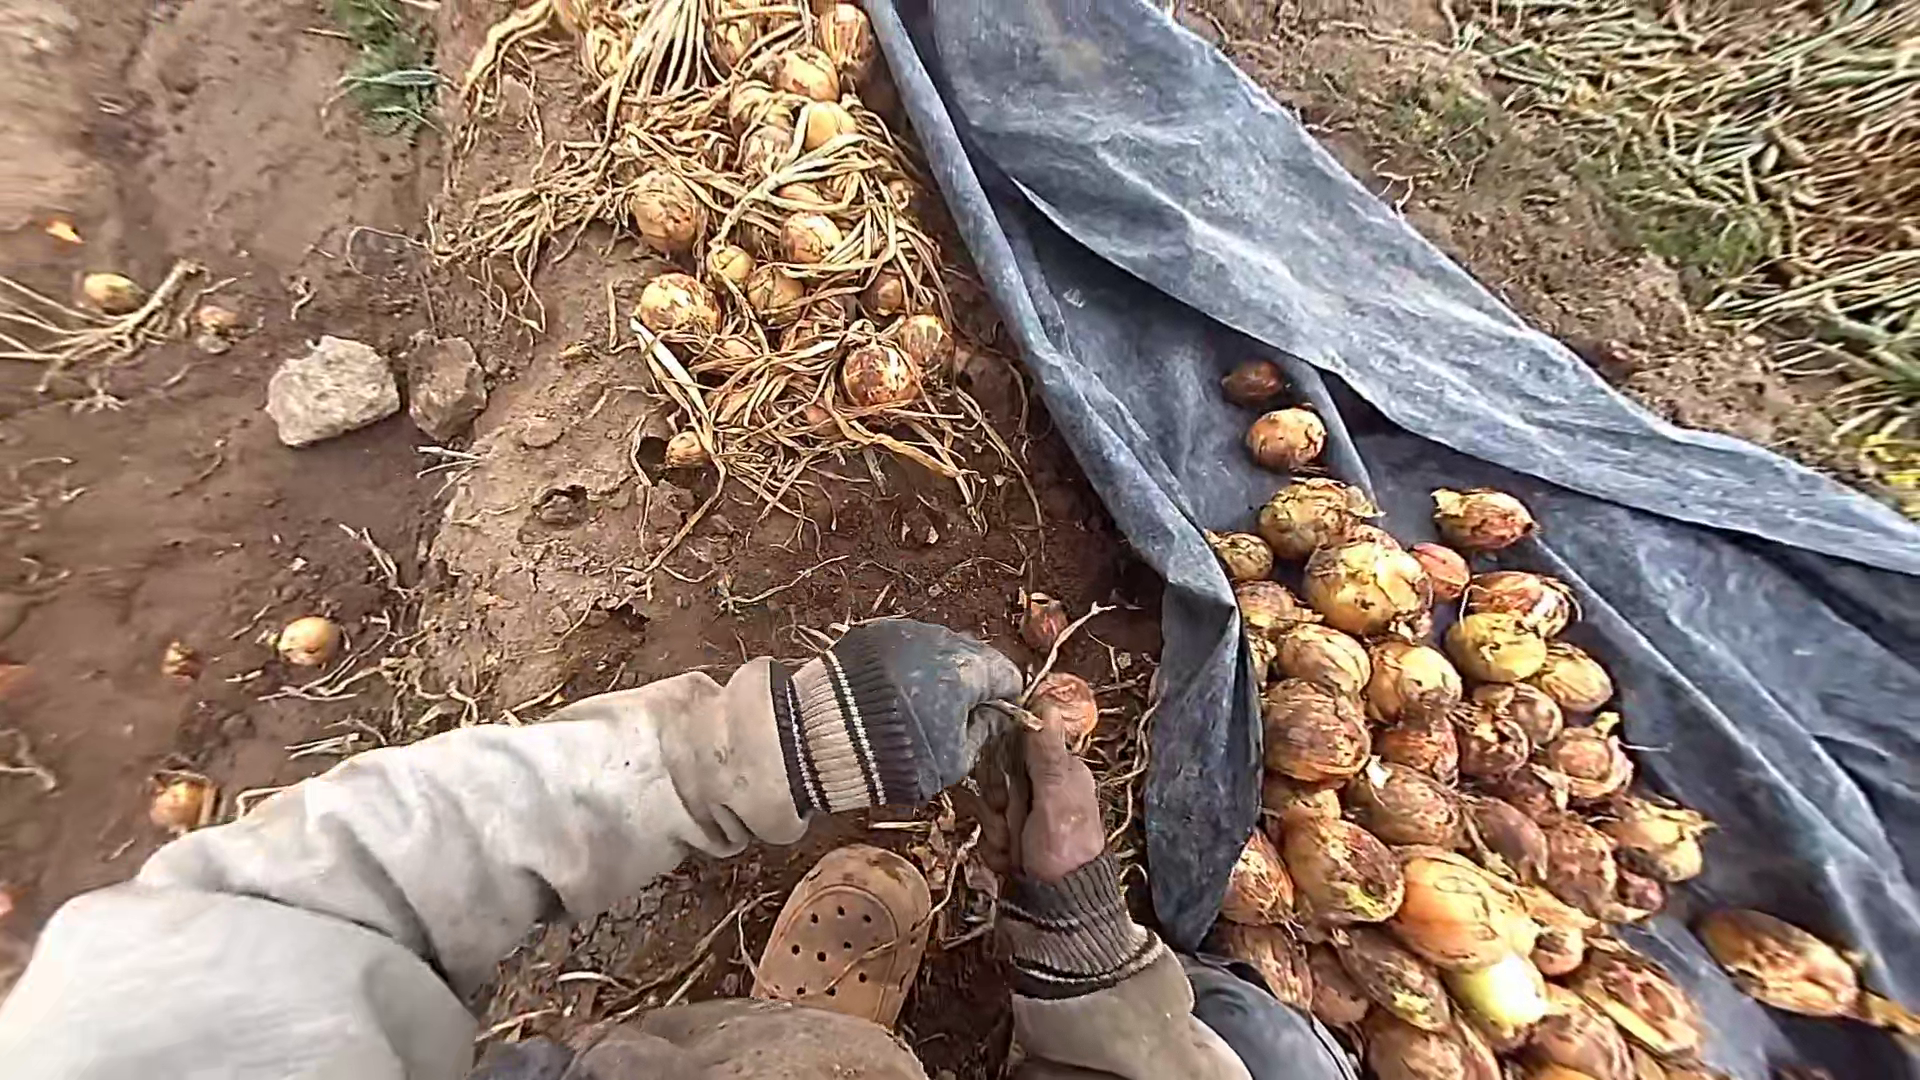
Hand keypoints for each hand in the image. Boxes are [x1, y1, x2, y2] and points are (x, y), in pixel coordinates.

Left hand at [773, 620, 1021, 814]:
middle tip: (957, 714)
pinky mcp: (876, 631)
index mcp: (966, 670)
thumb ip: (982, 733)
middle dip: (973, 682)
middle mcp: (941, 639)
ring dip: (941, 671)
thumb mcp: (953, 761)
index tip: (992, 717)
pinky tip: (895, 691)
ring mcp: (907, 631)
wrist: (819, 737)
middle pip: (975, 656)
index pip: (1007, 674)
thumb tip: (993, 716)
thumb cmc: (895, 756)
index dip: (1004, 699)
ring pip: (942, 648)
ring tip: (921, 703)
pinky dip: (911, 664)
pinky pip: (909, 645)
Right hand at [977, 709, 1105, 883]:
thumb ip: (1047, 754)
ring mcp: (1025, 811)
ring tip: (1012, 849)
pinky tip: (1007, 861)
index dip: (1001, 765)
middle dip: (997, 805)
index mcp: (1060, 769)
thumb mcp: (1056, 800)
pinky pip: (986, 828)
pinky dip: (993, 847)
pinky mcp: (1010, 835)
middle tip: (1009, 826)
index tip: (1002, 791)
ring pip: (987, 802)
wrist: (1059, 915)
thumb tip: (1047, 703)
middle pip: (996, 773)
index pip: (1015, 743)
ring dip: (994, 830)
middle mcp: (1042, 785)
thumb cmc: (1064, 852)